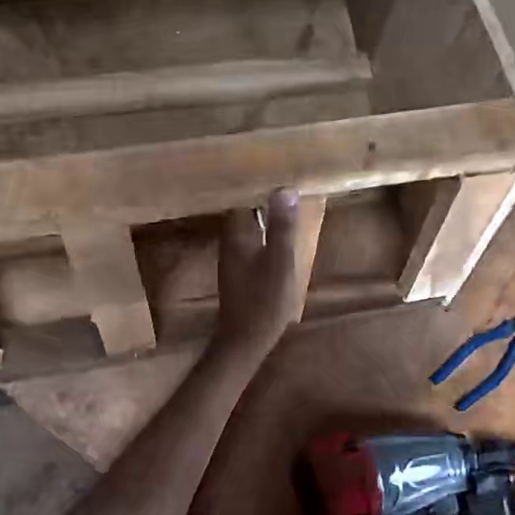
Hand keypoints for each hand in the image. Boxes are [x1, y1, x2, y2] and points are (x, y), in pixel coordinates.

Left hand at [215, 189, 305, 358]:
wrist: (245, 340)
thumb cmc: (265, 300)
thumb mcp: (281, 262)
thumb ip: (283, 227)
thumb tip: (285, 189)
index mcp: (237, 237)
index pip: (242, 200)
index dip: (258, 188)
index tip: (277, 174)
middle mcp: (229, 244)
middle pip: (244, 214)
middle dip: (261, 201)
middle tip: (285, 188)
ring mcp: (232, 261)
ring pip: (247, 230)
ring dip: (263, 219)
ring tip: (284, 208)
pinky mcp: (238, 275)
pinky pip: (250, 245)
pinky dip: (263, 237)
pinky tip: (277, 240)